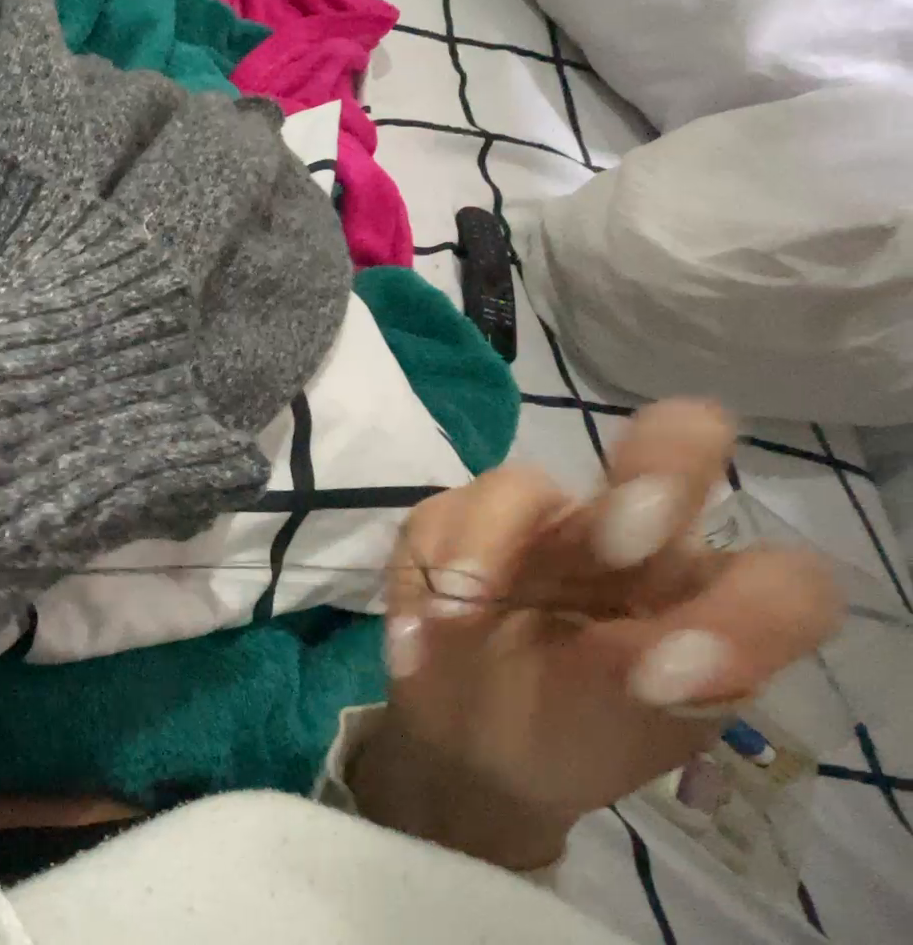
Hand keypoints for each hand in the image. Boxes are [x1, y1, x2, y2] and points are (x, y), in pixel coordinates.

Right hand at [350, 399, 842, 869]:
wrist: (463, 747)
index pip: (775, 580)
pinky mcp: (453, 521)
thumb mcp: (636, 735)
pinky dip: (425, 569)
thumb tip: (667, 664)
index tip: (664, 682)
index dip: (742, 614)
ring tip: (451, 623)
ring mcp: (534, 522)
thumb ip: (663, 688)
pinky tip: (417, 633)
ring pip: (520, 489)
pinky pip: (438, 516)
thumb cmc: (569, 741)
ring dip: (482, 550)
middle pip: (674, 447)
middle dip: (657, 470)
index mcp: (704, 596)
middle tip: (622, 542)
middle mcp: (630, 539)